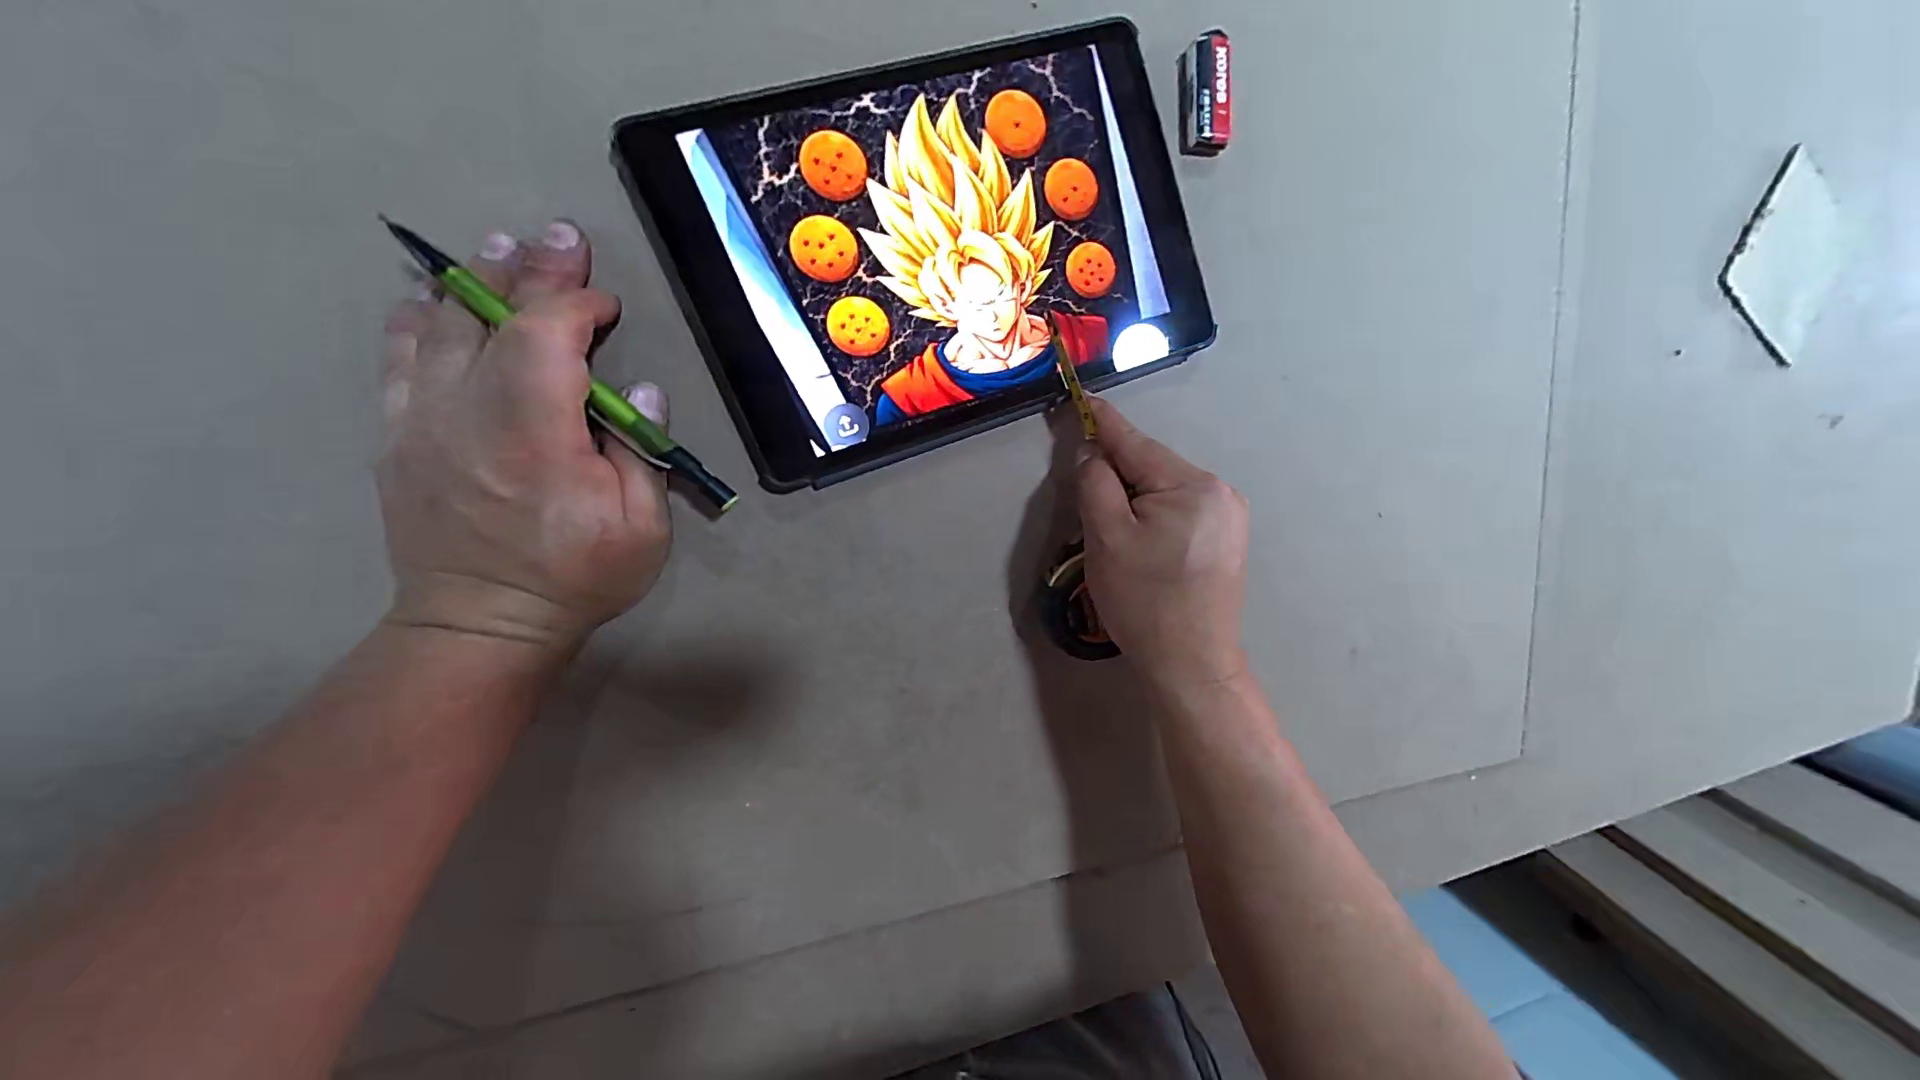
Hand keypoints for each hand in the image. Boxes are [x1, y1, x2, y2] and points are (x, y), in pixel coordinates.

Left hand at [377, 221, 670, 651]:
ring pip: (440, 327)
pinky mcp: (398, 437)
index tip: (606, 305)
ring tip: (498, 248)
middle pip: (494, 317)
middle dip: (530, 271)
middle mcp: (470, 412)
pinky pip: (398, 361)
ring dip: (474, 281)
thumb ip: (642, 453)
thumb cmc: (577, 577)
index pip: (547, 336)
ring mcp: (422, 421)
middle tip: (555, 235)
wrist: (480, 625)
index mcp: (536, 433)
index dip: (576, 304)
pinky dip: (416, 321)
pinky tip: (430, 299)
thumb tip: (638, 389)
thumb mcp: (642, 528)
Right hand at [1074, 397, 1250, 694]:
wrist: (1192, 664)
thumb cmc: (1144, 602)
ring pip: (1165, 488)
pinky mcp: (1227, 538)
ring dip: (1134, 495)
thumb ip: (1095, 484)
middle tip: (1086, 495)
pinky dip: (1153, 512)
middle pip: (1152, 466)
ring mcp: (1229, 516)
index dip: (1102, 422)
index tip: (1080, 398)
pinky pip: (1180, 508)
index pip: (1135, 444)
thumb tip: (1091, 451)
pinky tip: (1141, 539)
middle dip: (1117, 472)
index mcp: (1192, 486)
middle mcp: (1219, 491)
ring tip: (1113, 529)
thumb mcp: (1107, 538)